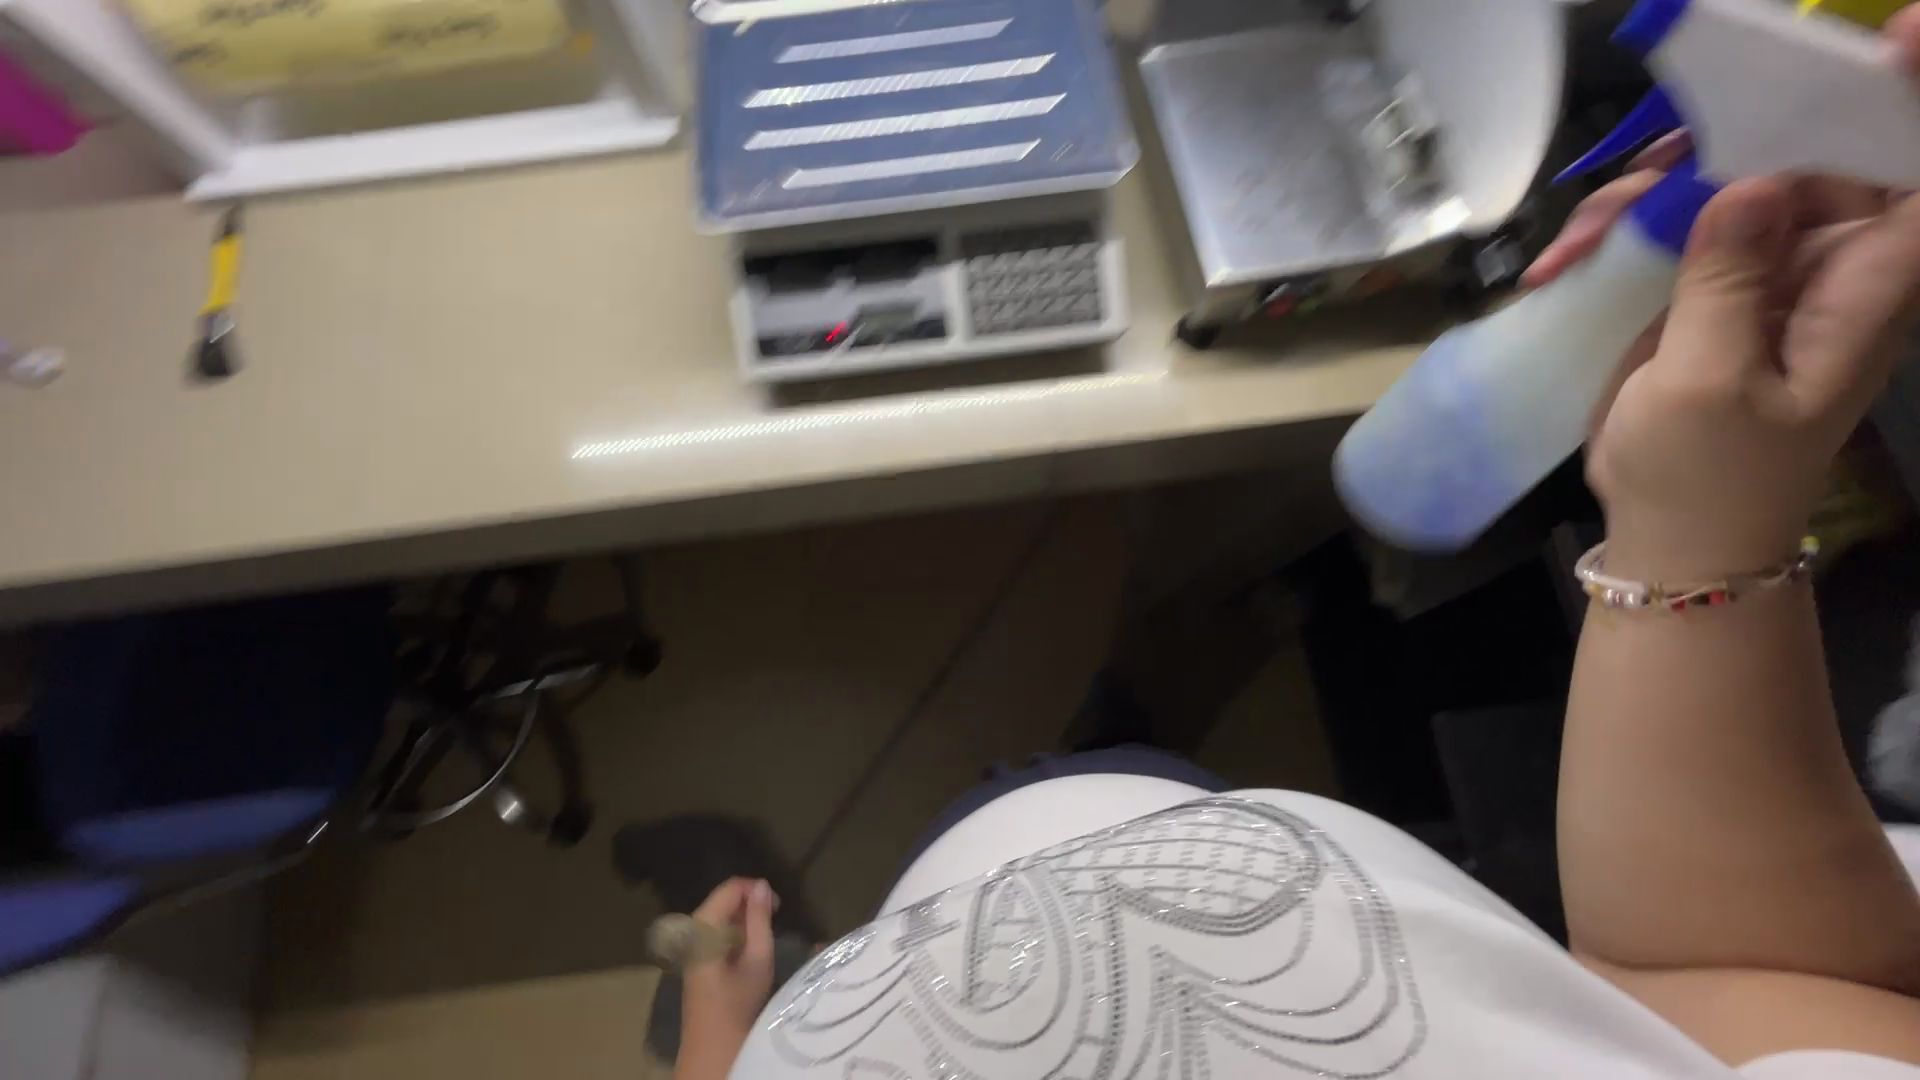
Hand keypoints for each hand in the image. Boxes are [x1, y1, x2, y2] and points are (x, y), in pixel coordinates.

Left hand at [677, 877, 777, 1076]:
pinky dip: (735, 930)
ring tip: (766, 930)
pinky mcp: (696, 957)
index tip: (778, 905)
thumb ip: (760, 919)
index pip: (730, 888)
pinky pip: (716, 930)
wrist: (712, 1047)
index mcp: (705, 928)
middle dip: (750, 902)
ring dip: (744, 916)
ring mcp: (692, 945)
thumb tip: (763, 885)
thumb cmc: (738, 1003)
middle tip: (775, 917)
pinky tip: (750, 945)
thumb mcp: (758, 958)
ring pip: (720, 914)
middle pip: (723, 899)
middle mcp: (694, 931)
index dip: (756, 889)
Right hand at [1522, 8, 1919, 579]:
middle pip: (1788, 168)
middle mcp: (1821, 268)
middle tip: (1616, 201)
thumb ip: (1731, 284)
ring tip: (1562, 258)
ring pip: (1707, 199)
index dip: (1902, 99)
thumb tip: (1750, 184)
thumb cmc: (1704, 470)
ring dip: (1629, 212)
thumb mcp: (1710, 382)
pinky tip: (1554, 273)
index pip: (1911, 170)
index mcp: (1864, 286)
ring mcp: (1754, 281)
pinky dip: (1606, 246)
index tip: (1886, 36)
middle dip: (1701, 164)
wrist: (1671, 528)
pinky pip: (1661, 242)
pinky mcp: (1697, 299)